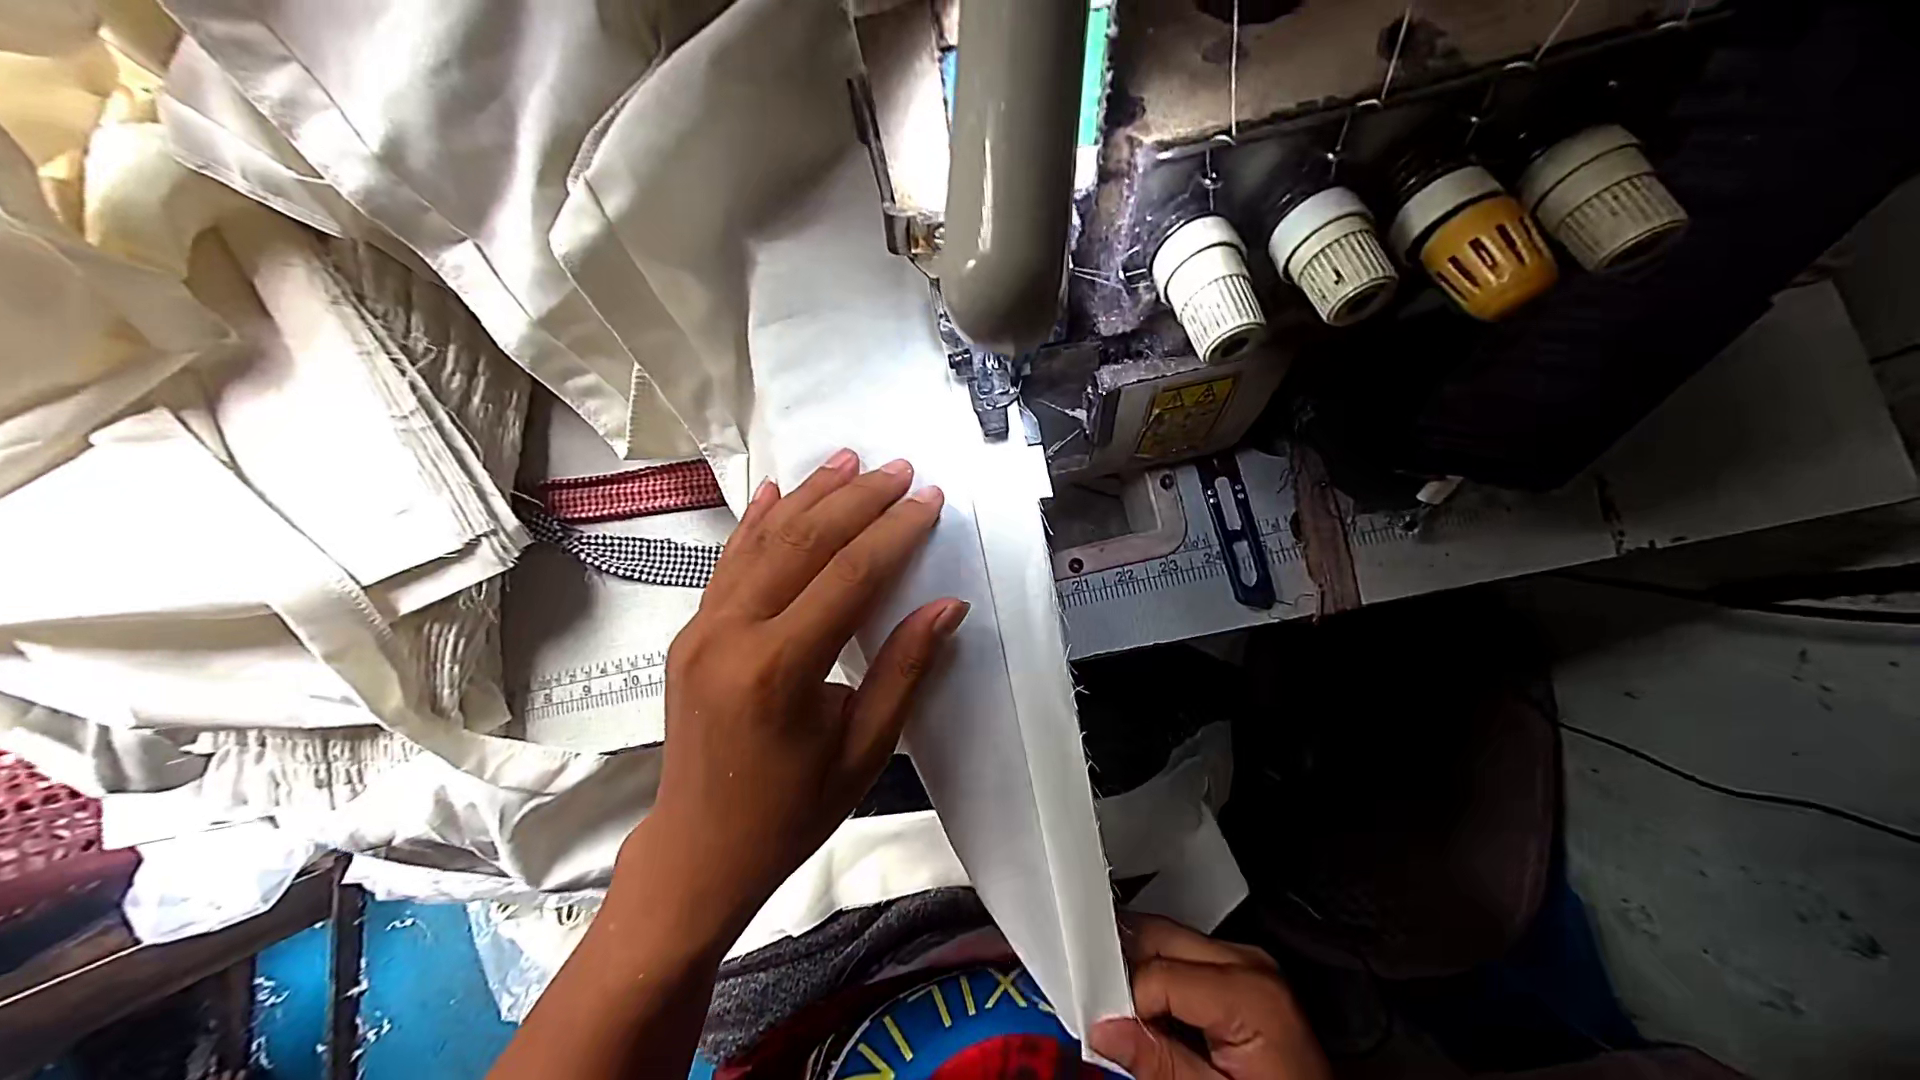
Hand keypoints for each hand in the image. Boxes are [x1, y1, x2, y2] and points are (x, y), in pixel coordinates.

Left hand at [640, 449, 966, 921]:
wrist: (699, 849)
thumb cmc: (790, 811)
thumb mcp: (863, 749)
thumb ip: (904, 669)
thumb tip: (947, 607)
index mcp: (779, 670)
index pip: (849, 577)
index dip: (894, 533)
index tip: (928, 500)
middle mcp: (731, 636)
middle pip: (804, 544)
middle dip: (857, 501)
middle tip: (899, 471)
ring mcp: (701, 630)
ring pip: (762, 543)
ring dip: (810, 497)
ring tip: (848, 461)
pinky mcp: (690, 633)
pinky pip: (728, 564)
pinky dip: (756, 523)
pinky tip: (777, 491)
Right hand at [1091, 916, 1331, 1079]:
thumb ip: (1160, 1063)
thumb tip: (1106, 1029)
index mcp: (1251, 993)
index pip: (1156, 975)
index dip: (1123, 1004)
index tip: (1106, 1031)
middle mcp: (1250, 964)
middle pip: (1157, 938)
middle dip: (1121, 971)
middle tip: (1104, 1015)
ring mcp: (1247, 962)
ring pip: (1164, 937)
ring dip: (1136, 969)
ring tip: (1131, 1018)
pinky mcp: (1241, 969)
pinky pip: (1181, 951)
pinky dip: (1157, 972)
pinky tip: (1154, 1008)